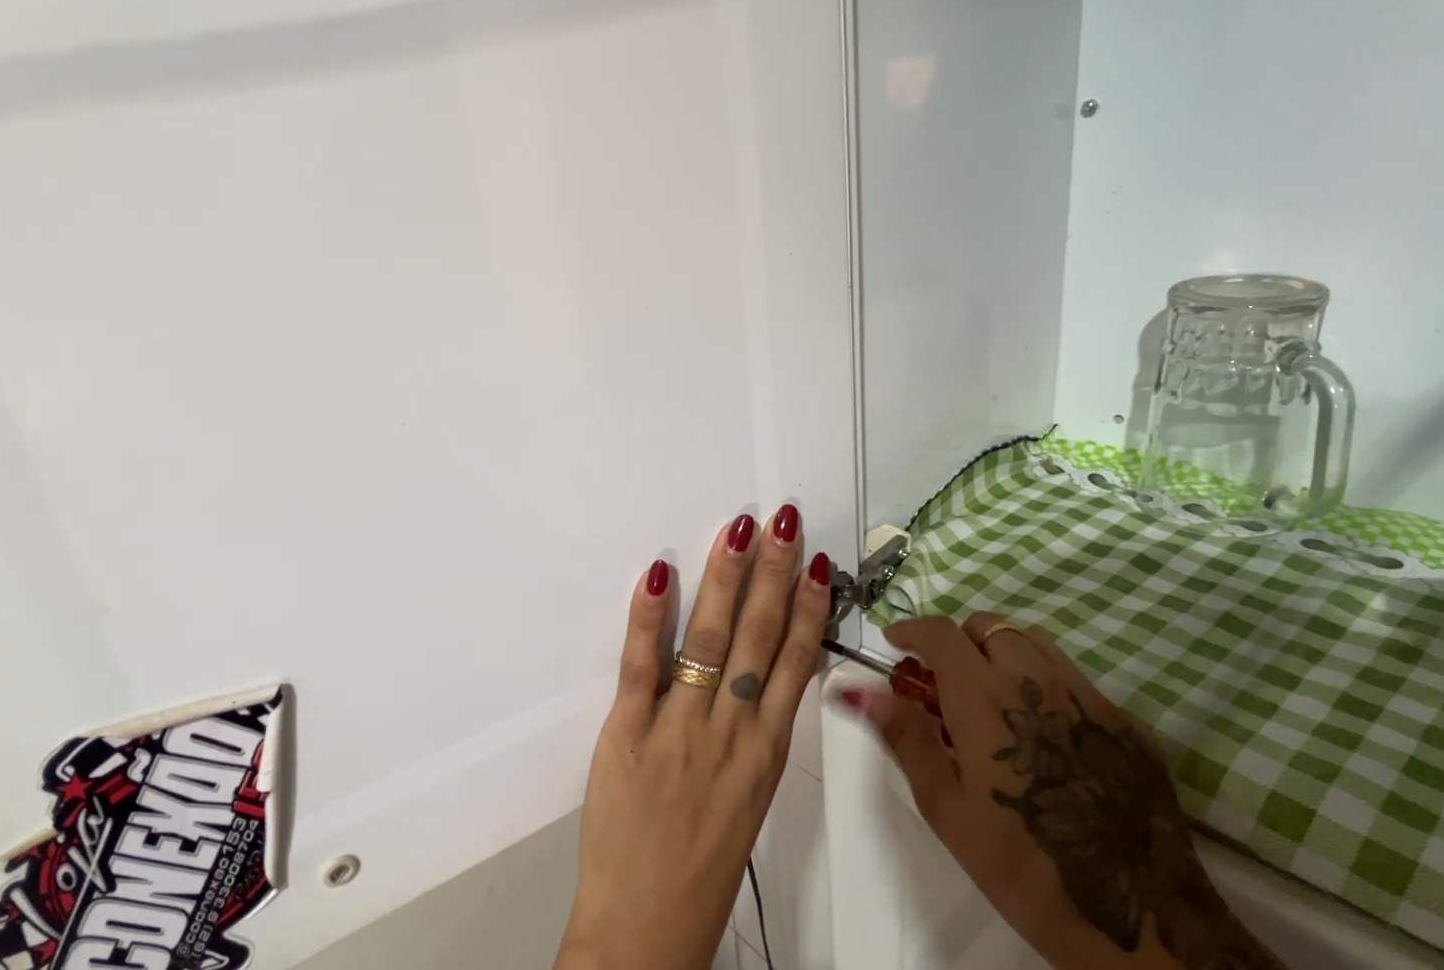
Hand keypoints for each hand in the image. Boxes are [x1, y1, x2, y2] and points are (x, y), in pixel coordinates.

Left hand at [556, 508, 831, 969]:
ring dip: (725, 580)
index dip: (807, 604)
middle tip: (781, 520)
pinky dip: (650, 616)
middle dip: (772, 572)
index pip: (796, 659)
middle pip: (759, 635)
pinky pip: (642, 665)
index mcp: (766, 747)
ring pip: (709, 639)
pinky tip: (659, 573)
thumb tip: (768, 669)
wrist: (649, 922)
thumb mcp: (750, 791)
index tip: (814, 561)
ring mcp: (680, 729)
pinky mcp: (628, 733)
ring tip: (736, 531)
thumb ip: (757, 727)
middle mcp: (731, 731)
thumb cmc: (703, 862)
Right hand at [841, 613, 1285, 969]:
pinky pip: (1075, 679)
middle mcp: (1038, 680)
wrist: (1136, 914)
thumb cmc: (1021, 865)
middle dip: (959, 639)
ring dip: (1002, 651)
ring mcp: (1090, 697)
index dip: (913, 629)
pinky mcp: (1127, 723)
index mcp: (985, 697)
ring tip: (990, 697)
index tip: (896, 643)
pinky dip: (1043, 683)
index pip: (942, 633)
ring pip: (1036, 643)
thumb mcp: (947, 807)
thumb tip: (861, 691)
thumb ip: (907, 737)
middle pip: (991, 626)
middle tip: (944, 678)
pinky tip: (1042, 732)